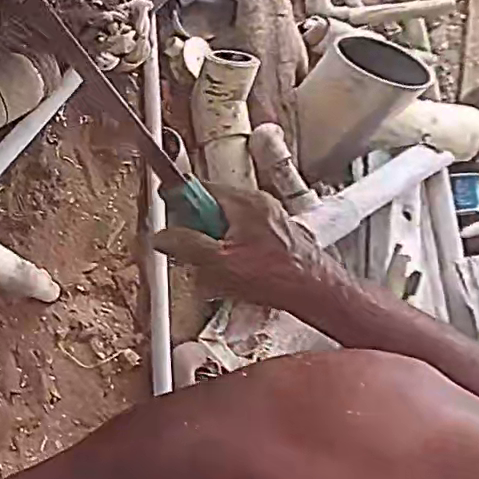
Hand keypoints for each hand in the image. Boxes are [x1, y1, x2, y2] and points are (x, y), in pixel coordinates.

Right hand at [151, 184, 343, 309]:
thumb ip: (186, 246)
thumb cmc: (278, 276)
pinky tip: (235, 275)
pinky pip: (241, 238)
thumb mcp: (219, 263)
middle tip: (195, 254)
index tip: (165, 210)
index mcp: (243, 202)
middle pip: (210, 209)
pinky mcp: (274, 235)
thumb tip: (162, 236)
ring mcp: (268, 218)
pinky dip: (232, 254)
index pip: (198, 187)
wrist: (316, 291)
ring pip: (225, 227)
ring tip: (218, 271)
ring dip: (214, 247)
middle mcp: (257, 204)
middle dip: (197, 233)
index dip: (178, 201)